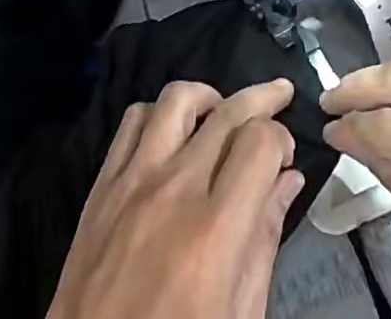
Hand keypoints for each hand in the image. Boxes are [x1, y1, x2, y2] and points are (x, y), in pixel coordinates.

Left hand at [46, 78, 304, 318]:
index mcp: (215, 230)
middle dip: (262, 97)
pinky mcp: (102, 185)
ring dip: (208, 96)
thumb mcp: (239, 314)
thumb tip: (288, 179)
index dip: (282, 138)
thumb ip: (265, 239)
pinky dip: (159, 113)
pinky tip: (173, 132)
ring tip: (223, 112)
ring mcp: (132, 181)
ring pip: (175, 99)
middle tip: (280, 95)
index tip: (285, 156)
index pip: (259, 141)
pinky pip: (131, 121)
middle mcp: (174, 189)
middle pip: (226, 112)